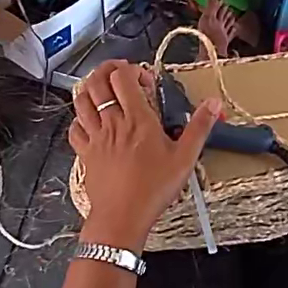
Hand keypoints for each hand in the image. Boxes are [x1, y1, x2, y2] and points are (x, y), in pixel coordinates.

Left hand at [70, 61, 218, 250]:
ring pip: (82, 100)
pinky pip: (75, 127)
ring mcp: (95, 137)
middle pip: (97, 81)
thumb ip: (199, 127)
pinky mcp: (85, 153)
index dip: (132, 70)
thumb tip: (213, 103)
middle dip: (107, 69)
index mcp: (137, 119)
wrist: (122, 218)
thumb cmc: (153, 189)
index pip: (123, 77)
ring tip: (105, 90)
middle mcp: (112, 123)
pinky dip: (80, 117)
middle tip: (121, 73)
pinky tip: (91, 121)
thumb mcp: (184, 158)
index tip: (146, 81)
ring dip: (92, 88)